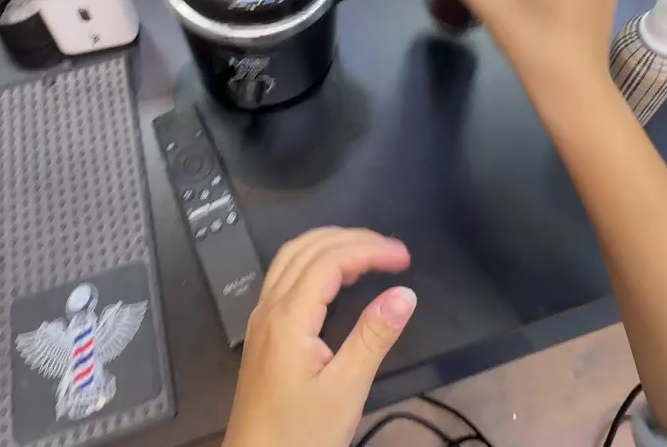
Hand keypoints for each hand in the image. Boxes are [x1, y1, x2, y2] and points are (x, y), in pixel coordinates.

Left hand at [224, 228, 414, 446]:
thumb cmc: (300, 436)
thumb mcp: (345, 391)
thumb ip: (373, 337)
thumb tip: (404, 294)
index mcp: (289, 316)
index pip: (331, 260)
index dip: (370, 250)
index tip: (405, 257)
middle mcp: (270, 306)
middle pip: (309, 248)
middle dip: (353, 239)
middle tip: (391, 251)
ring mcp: (261, 317)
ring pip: (292, 256)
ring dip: (330, 244)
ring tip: (368, 253)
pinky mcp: (262, 331)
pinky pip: (285, 275)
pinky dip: (314, 260)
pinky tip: (334, 277)